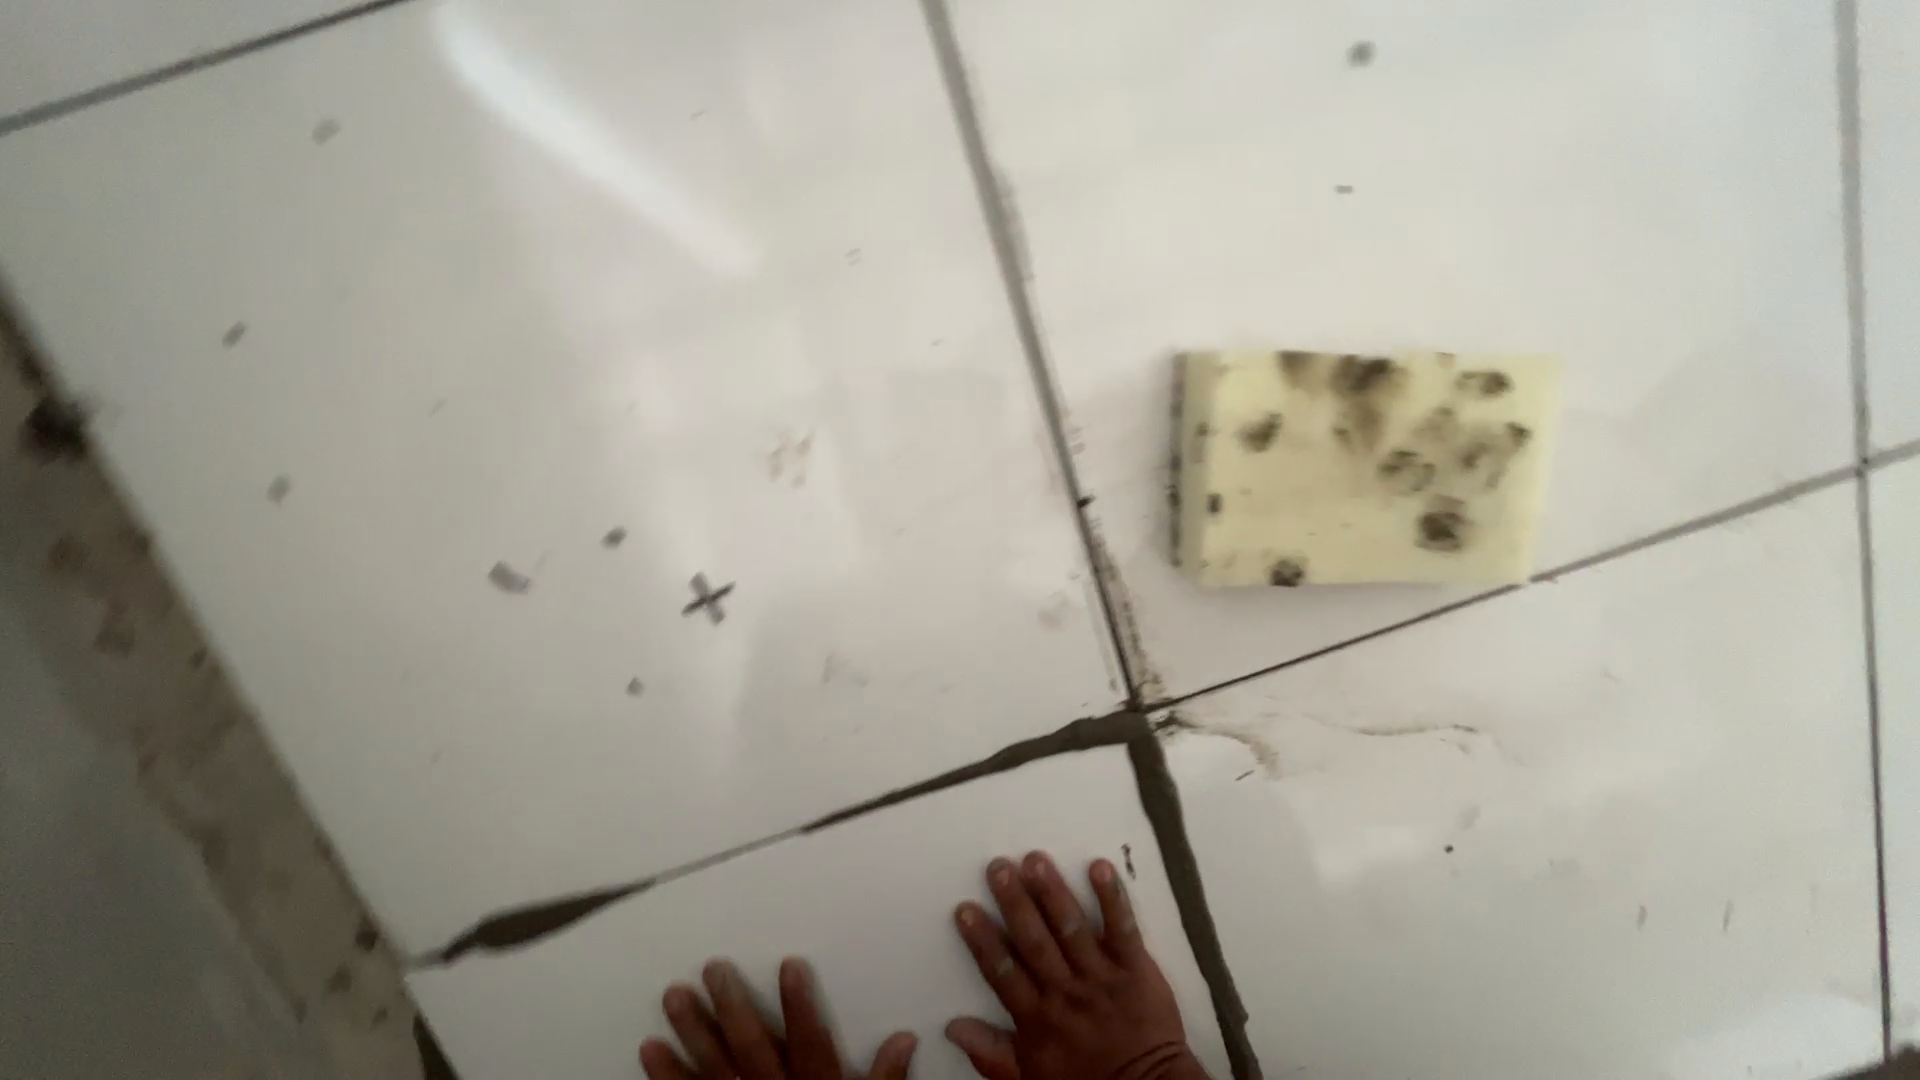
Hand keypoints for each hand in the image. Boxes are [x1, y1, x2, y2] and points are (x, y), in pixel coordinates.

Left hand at [641, 958, 917, 1079]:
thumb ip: (884, 1078)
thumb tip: (904, 1038)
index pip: (807, 1040)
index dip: (799, 1003)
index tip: (789, 965)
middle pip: (750, 1048)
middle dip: (731, 1006)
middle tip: (712, 970)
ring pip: (712, 1069)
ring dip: (691, 1032)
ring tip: (673, 996)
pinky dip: (666, 1077)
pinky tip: (649, 1049)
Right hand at [947, 852, 1205, 1079]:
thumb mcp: (1030, 1079)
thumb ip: (991, 1053)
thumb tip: (952, 1026)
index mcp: (1038, 1018)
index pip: (1004, 973)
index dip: (983, 942)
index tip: (965, 908)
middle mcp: (1066, 992)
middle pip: (1035, 942)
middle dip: (1015, 903)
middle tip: (998, 867)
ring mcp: (1101, 977)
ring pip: (1072, 929)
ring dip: (1053, 893)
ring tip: (1036, 860)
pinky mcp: (1135, 968)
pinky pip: (1123, 929)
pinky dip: (1112, 898)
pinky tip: (1099, 867)